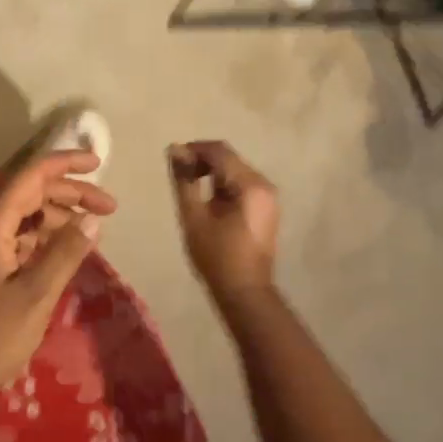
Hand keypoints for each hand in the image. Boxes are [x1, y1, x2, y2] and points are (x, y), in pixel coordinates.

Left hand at [0, 151, 116, 414]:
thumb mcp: (35, 296)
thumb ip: (65, 252)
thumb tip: (92, 220)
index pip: (31, 174)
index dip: (66, 163)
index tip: (99, 163)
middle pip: (28, 191)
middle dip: (69, 193)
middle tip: (108, 208)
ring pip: (22, 213)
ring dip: (57, 215)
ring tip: (92, 230)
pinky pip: (14, 234)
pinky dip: (41, 236)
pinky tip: (64, 250)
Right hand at [169, 141, 280, 306]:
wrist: (245, 293)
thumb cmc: (216, 256)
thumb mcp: (194, 216)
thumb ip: (184, 179)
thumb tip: (174, 149)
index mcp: (249, 184)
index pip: (219, 150)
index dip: (194, 149)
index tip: (174, 161)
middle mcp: (264, 184)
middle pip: (229, 158)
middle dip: (203, 160)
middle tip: (180, 176)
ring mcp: (268, 196)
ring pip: (235, 170)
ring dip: (212, 172)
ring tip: (192, 188)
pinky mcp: (266, 207)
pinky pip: (242, 184)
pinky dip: (224, 185)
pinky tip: (209, 201)